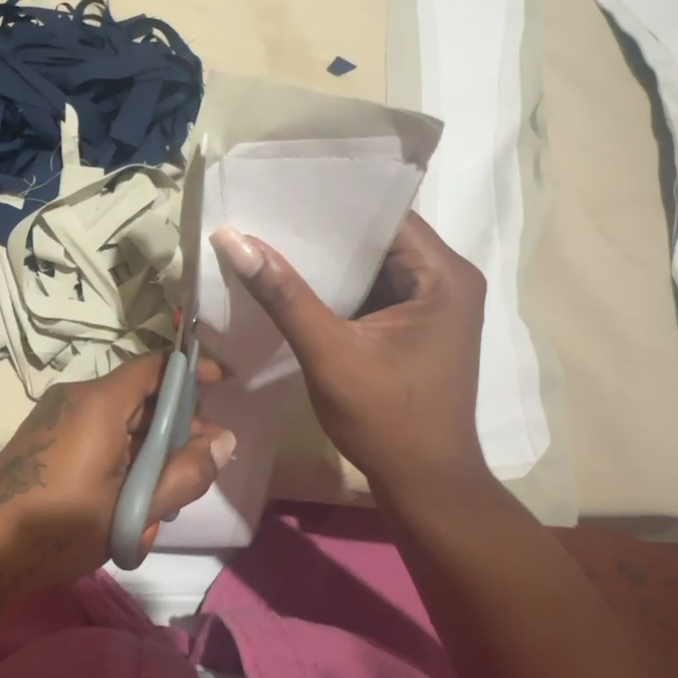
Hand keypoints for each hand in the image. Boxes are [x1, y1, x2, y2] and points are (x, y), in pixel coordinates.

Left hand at [0, 353, 234, 595]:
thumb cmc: (60, 524)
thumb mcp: (132, 507)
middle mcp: (77, 398)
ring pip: (122, 425)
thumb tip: (224, 442)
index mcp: (99, 402)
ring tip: (156, 508)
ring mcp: (57, 418)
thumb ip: (183, 474)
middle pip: (141, 399)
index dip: (192, 374)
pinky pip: (97, 438)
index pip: (155, 367)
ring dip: (148, 457)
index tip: (225, 387)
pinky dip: (121, 463)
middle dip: (176, 432)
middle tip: (201, 470)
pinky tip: (124, 508)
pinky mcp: (47, 440)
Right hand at [210, 212, 487, 494]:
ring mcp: (431, 305)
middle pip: (376, 239)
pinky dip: (333, 288)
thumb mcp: (328, 352)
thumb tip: (232, 238)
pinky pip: (369, 291)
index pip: (385, 216)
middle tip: (262, 215)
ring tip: (267, 240)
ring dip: (324, 261)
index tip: (278, 193)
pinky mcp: (413, 326)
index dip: (332, 203)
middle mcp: (446, 281)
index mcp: (444, 276)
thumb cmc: (387, 418)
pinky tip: (289, 282)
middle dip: (320, 232)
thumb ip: (282, 294)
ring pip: (369, 265)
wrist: (424, 484)